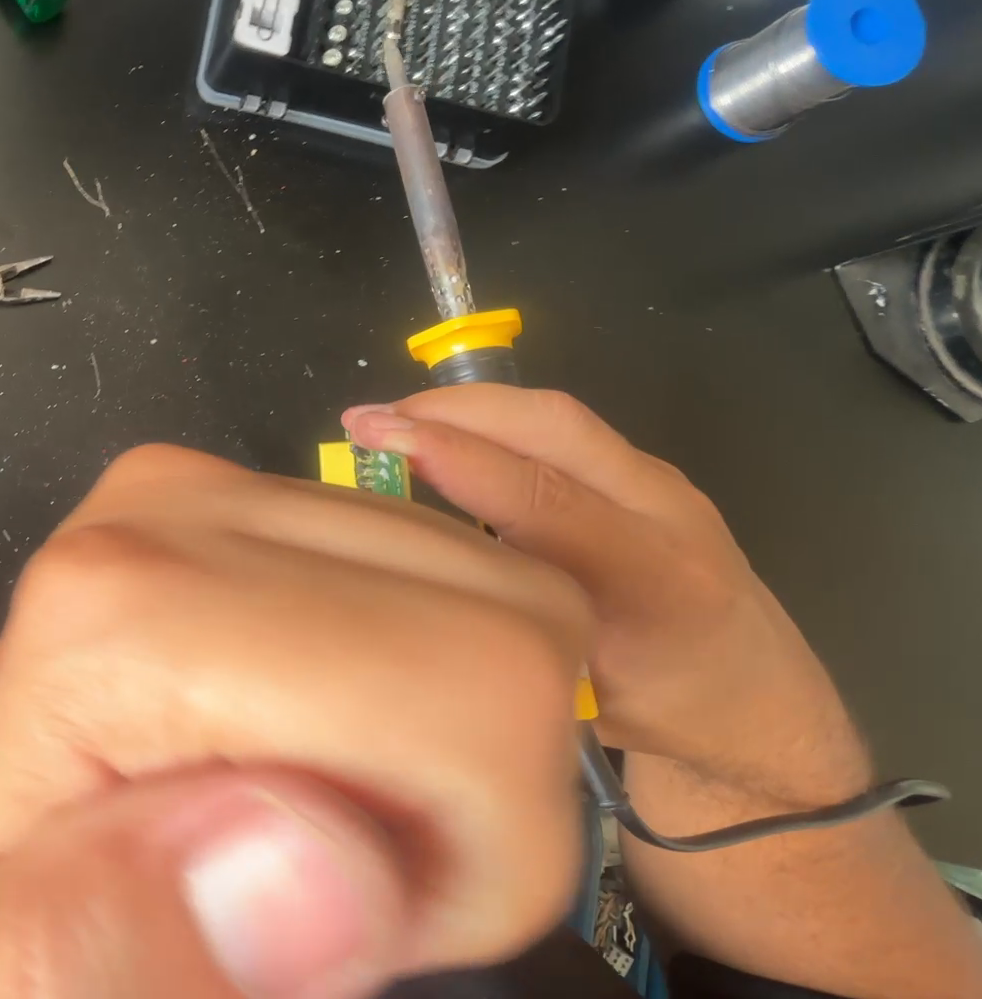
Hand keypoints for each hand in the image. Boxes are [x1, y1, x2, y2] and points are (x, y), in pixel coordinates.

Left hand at [0, 444, 594, 998]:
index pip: (473, 697)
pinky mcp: (234, 475)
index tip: (360, 918)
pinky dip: (425, 662)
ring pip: (490, 591)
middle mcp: (172, 506)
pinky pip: (434, 566)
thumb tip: (318, 869)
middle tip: (351, 864)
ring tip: (327, 790)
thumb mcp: (40, 951)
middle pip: (504, 630)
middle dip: (481, 791)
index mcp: (120, 615)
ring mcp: (211, 475)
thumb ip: (132, 943)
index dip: (481, 854)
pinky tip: (327, 713)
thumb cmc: (26, 855)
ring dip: (455, 725)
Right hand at [341, 386, 869, 809]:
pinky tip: (439, 434)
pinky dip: (486, 420)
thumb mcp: (576, 692)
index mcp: (652, 578)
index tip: (378, 438)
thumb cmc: (659, 710)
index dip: (457, 460)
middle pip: (551, 425)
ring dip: (462, 408)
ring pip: (553, 417)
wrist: (755, 698)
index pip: (543, 498)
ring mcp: (655, 484)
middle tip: (364, 421)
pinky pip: (556, 429)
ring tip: (387, 422)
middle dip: (448, 410)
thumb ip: (511, 623)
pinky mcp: (638, 474)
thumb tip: (411, 568)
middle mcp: (662, 511)